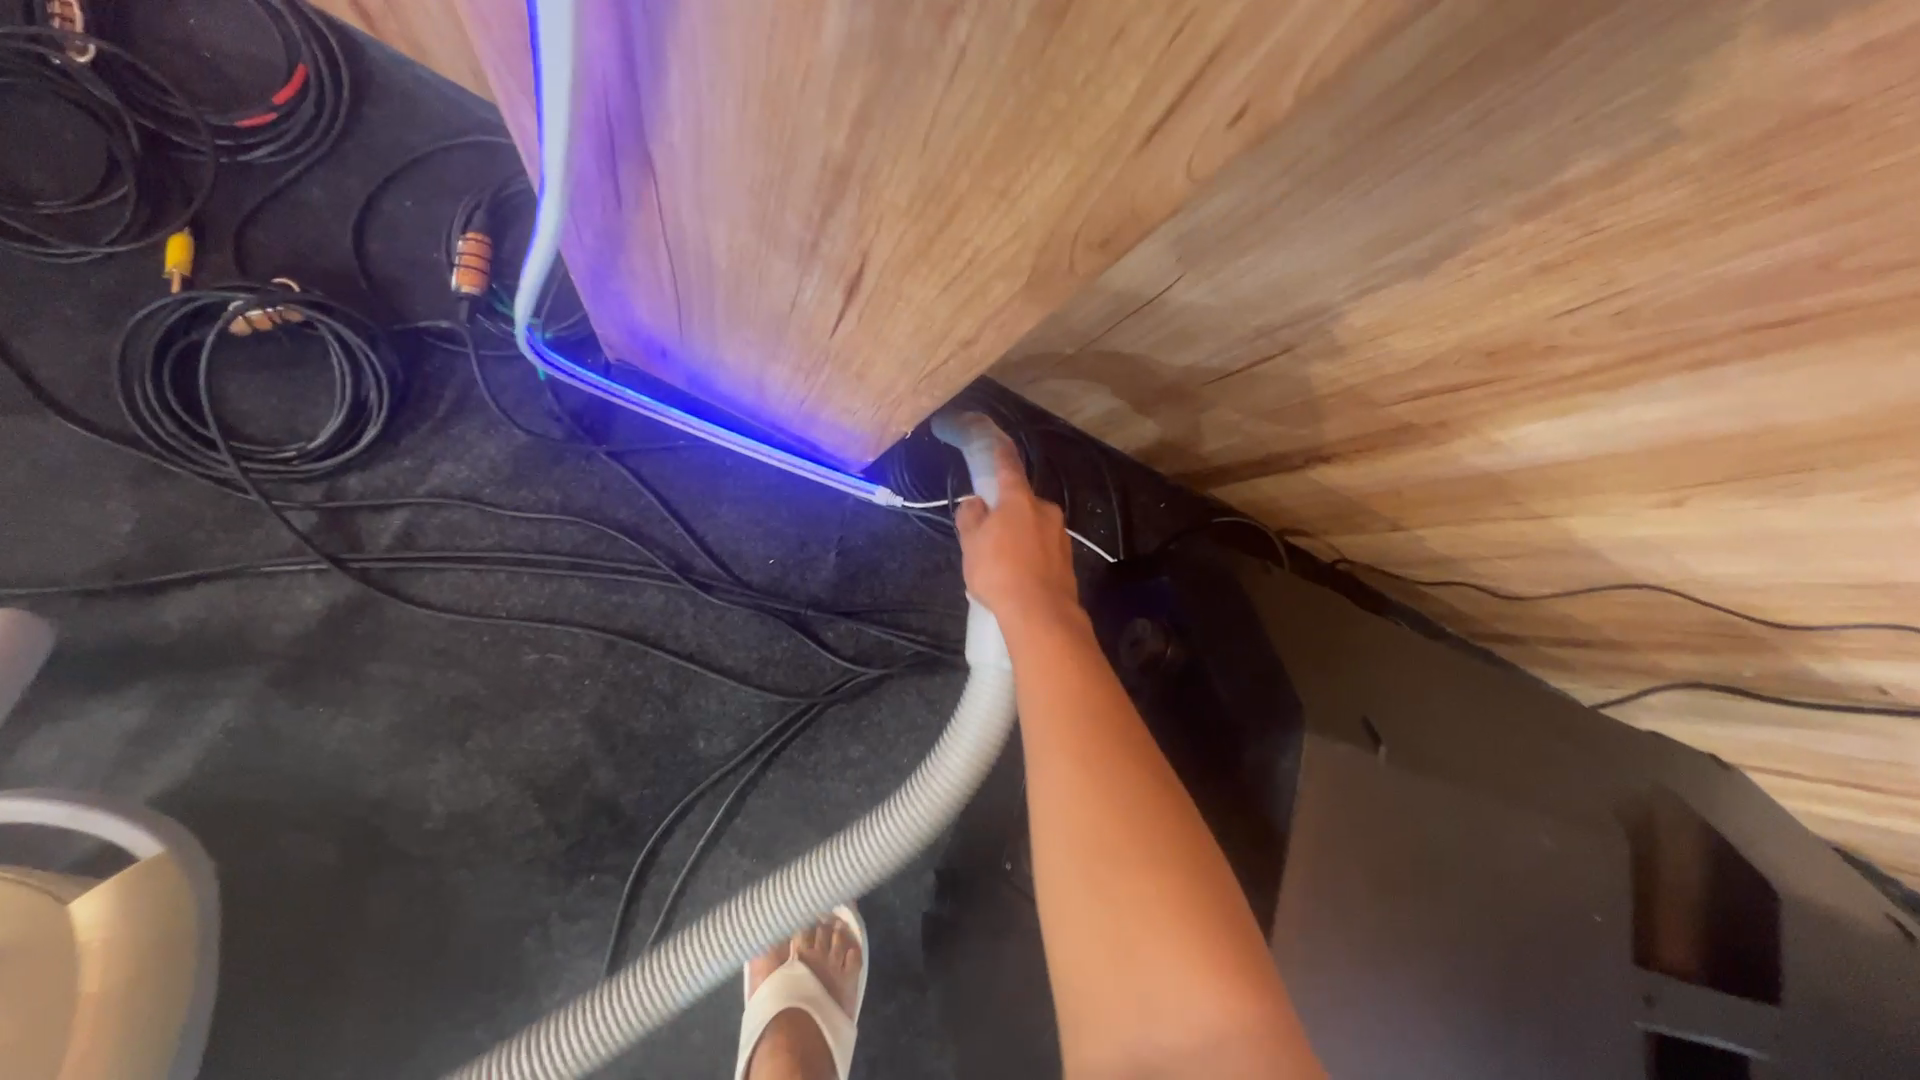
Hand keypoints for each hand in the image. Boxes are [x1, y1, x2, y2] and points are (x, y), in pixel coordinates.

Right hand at [953, 431, 1082, 629]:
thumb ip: (970, 518)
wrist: (1040, 612)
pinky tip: (1019, 575)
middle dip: (1008, 513)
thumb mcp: (971, 544)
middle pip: (1022, 503)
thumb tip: (975, 503)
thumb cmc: (999, 571)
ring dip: (1020, 536)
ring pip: (1034, 527)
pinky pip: (1043, 549)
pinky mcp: (1067, 560)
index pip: (1008, 468)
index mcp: (1019, 500)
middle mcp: (1045, 511)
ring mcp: (1060, 536)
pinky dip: (1031, 555)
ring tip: (1003, 563)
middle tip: (989, 535)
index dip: (1000, 455)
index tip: (996, 443)